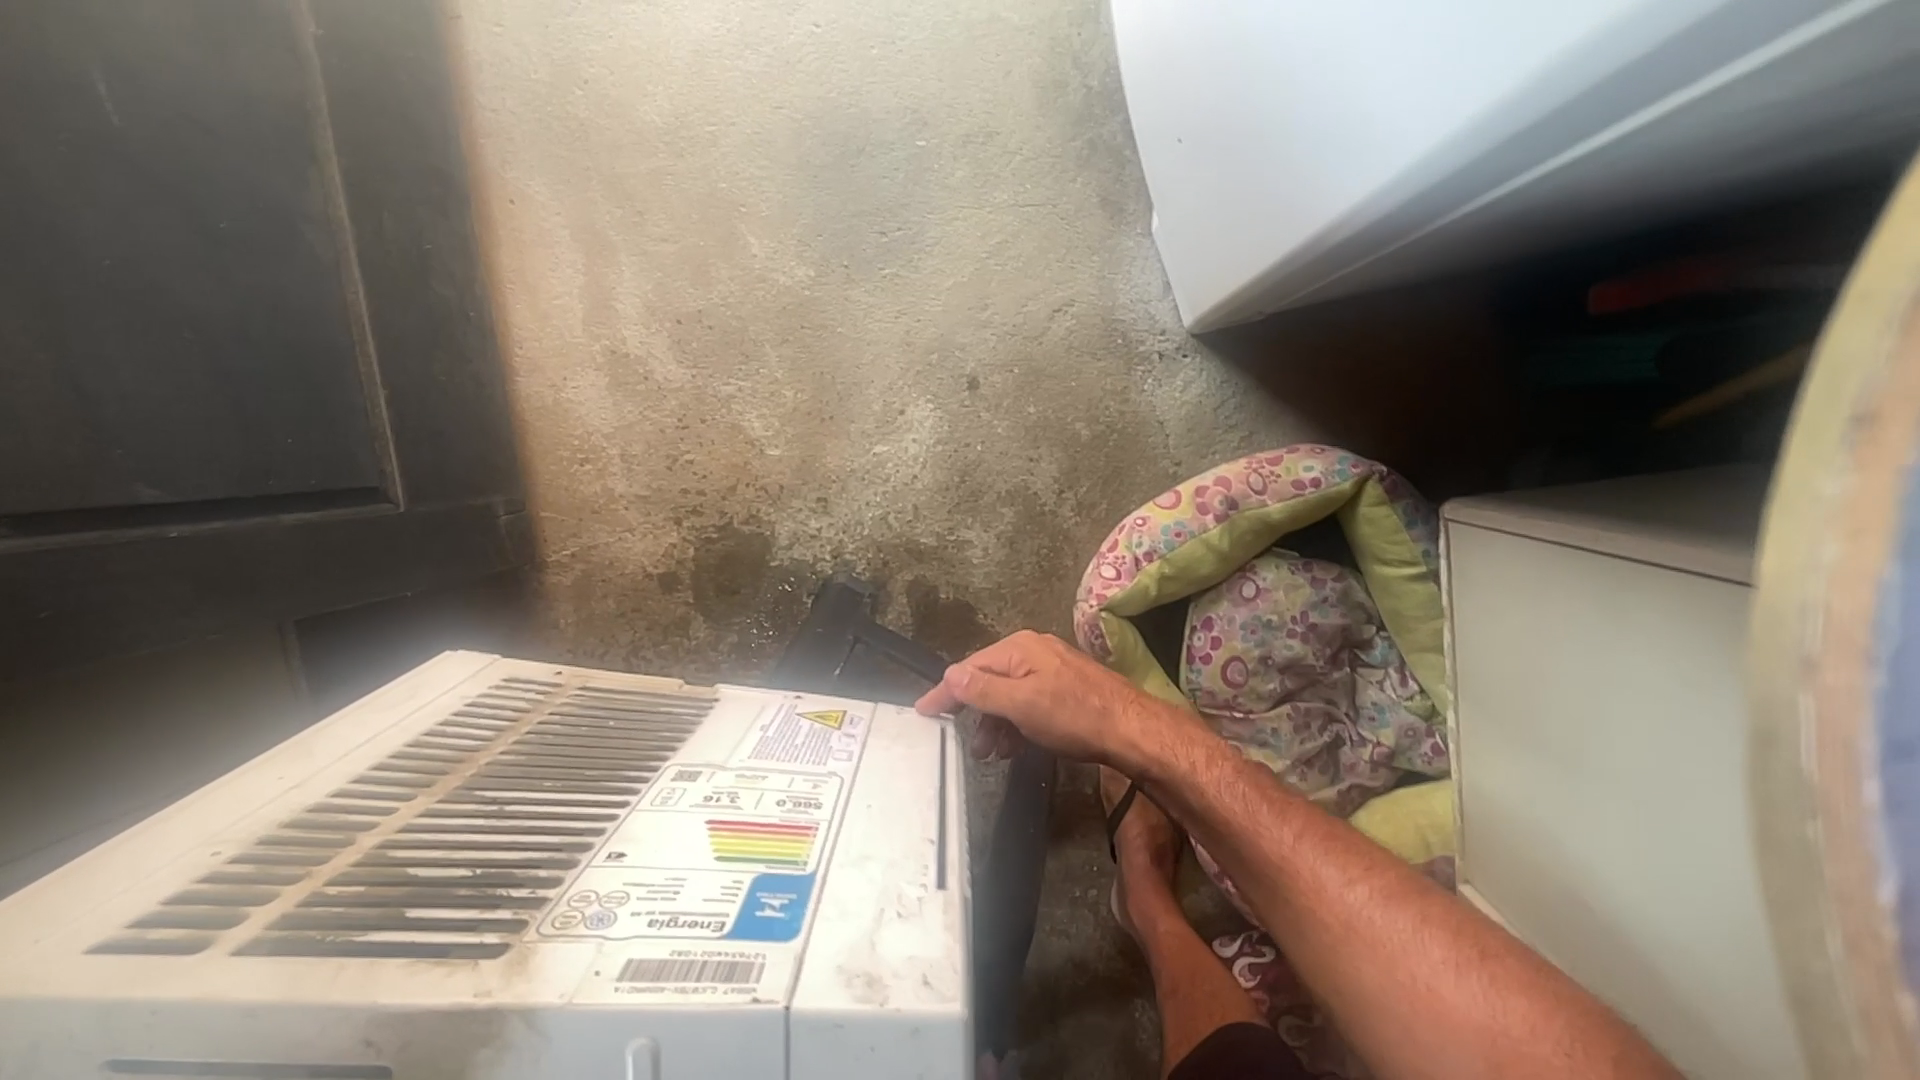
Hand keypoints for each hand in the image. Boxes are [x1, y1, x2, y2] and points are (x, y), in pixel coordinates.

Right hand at [914, 630, 1194, 771]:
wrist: (1132, 730)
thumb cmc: (1074, 715)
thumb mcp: (1022, 704)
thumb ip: (983, 690)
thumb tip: (949, 676)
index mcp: (1019, 648)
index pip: (969, 668)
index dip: (945, 692)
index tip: (923, 711)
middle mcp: (1033, 651)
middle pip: (989, 681)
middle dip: (977, 715)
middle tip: (974, 749)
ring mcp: (1051, 669)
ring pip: (1009, 695)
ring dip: (997, 724)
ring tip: (995, 754)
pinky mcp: (1065, 688)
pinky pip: (1028, 702)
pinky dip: (1017, 724)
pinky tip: (1018, 745)